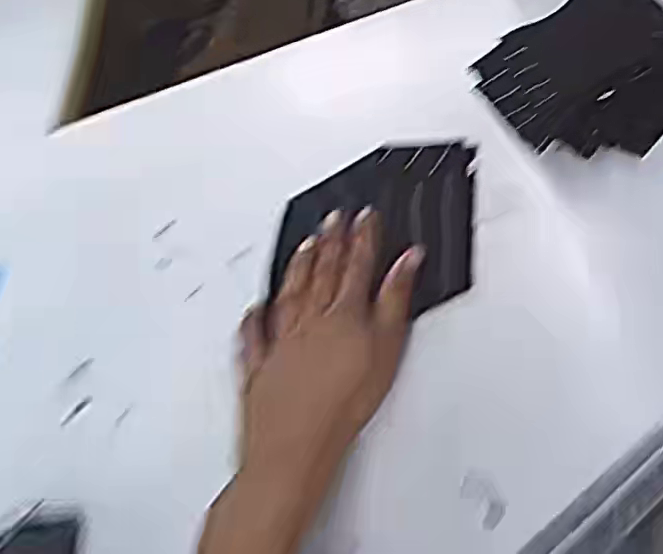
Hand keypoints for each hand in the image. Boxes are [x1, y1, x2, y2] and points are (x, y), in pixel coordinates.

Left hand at [199, 210, 421, 553]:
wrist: (295, 447)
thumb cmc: (346, 399)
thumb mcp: (389, 344)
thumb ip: (396, 297)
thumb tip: (408, 259)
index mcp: (344, 314)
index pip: (357, 264)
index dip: (363, 236)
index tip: (365, 214)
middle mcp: (310, 322)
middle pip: (323, 273)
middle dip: (331, 241)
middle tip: (334, 217)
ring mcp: (281, 345)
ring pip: (291, 295)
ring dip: (299, 266)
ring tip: (305, 243)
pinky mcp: (259, 371)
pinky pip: (254, 338)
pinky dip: (254, 320)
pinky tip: (255, 307)